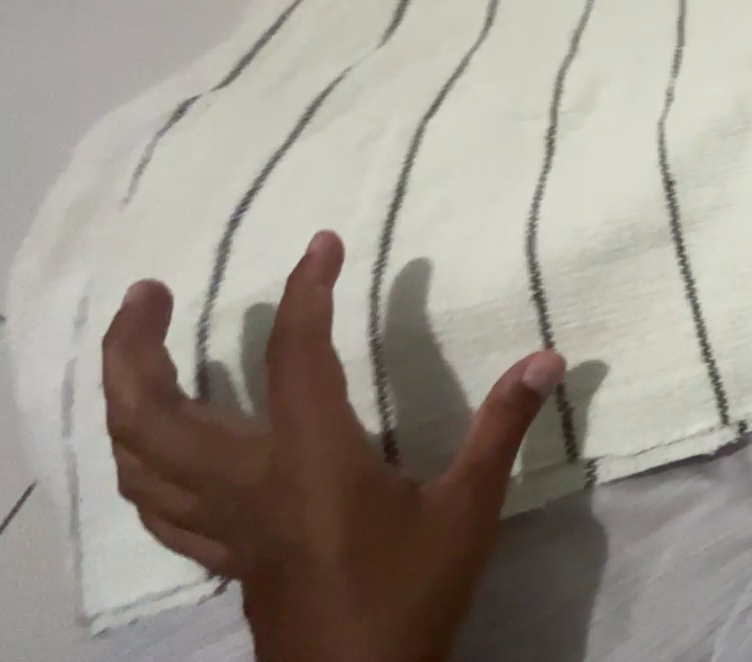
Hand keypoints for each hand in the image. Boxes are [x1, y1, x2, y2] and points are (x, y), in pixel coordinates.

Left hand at [103, 230, 564, 661]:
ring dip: (123, 398)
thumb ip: (503, 423)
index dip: (306, 293)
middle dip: (139, 346)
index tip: (321, 245)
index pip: (294, 357)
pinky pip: (154, 501)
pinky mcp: (223, 553)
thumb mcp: (471, 502)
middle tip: (149, 293)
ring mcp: (222, 523)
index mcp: (309, 460)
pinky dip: (140, 462)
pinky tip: (156, 451)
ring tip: (136, 356)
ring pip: (135, 457)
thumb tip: (548, 356)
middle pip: (156, 410)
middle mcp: (246, 483)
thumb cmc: (414, 586)